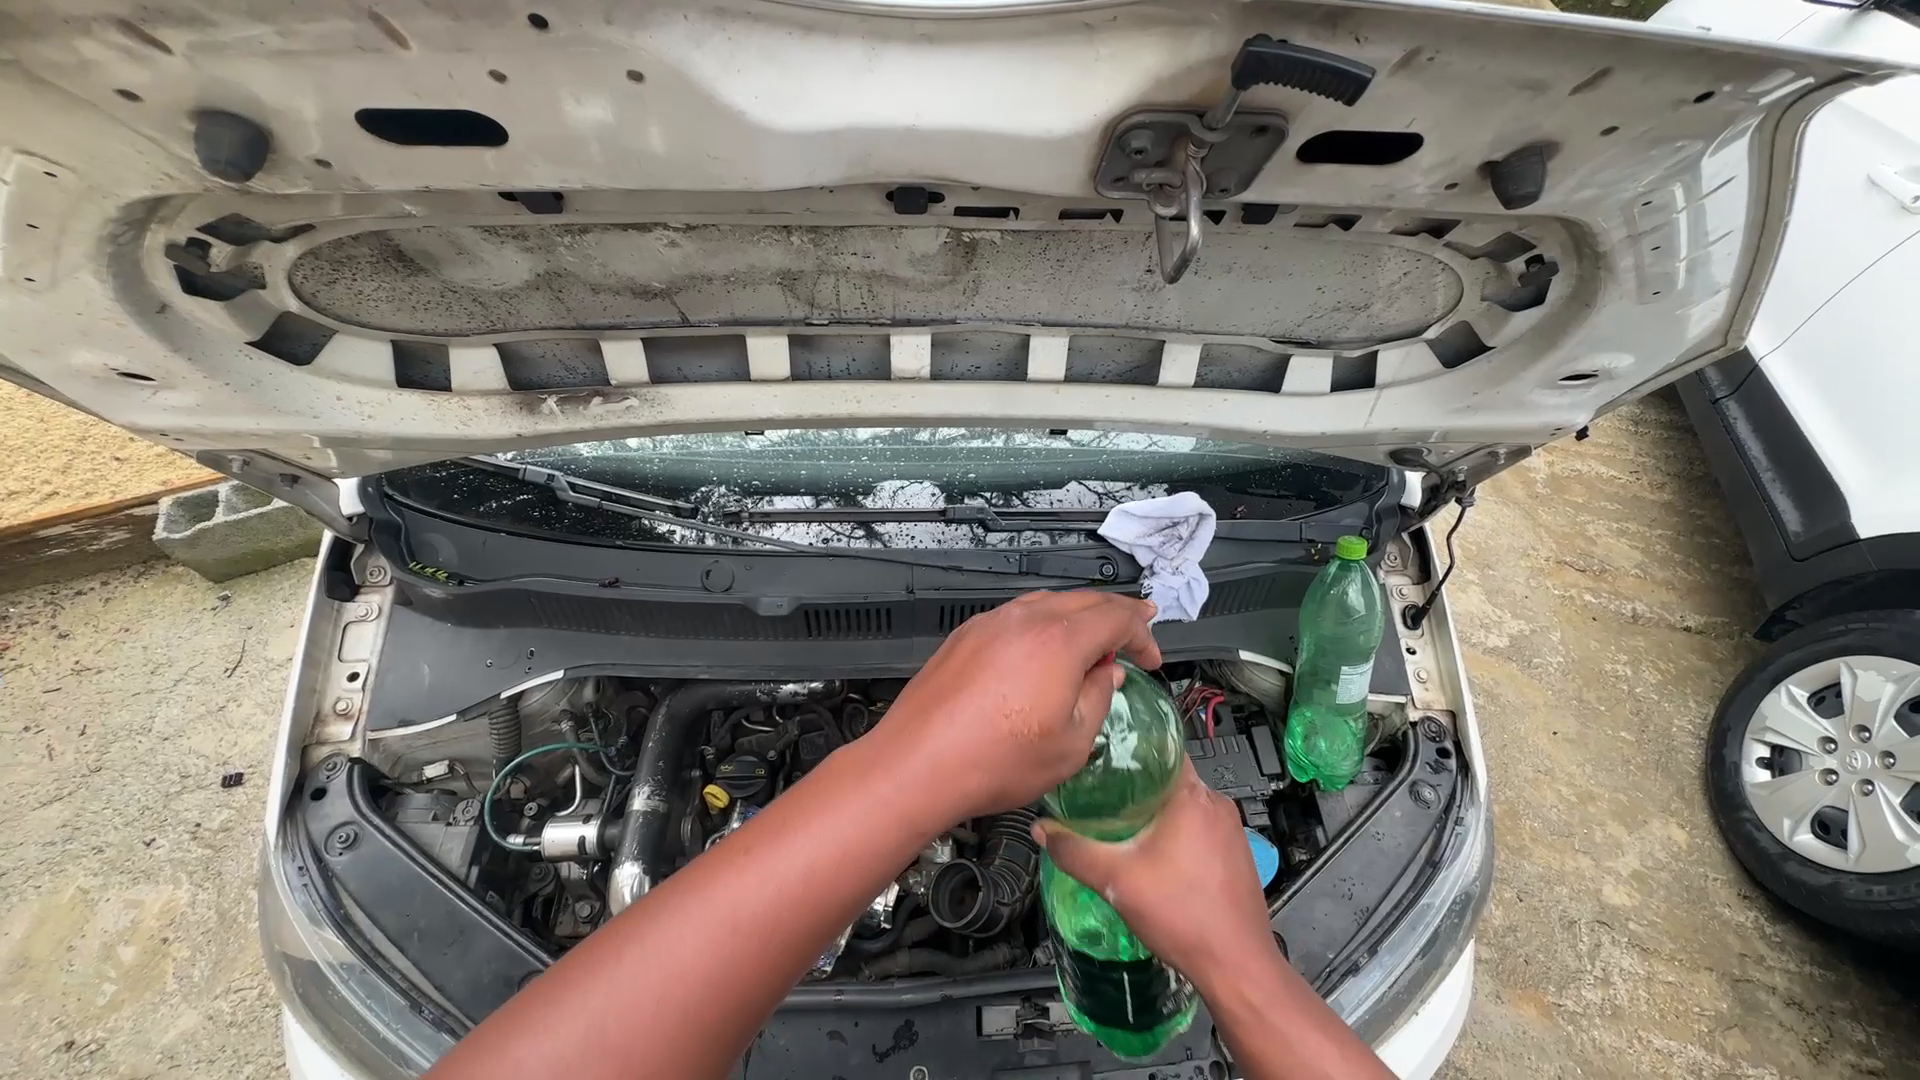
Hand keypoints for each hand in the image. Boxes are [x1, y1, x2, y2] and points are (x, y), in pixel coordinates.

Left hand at [874, 590, 1159, 820]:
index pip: (1117, 616)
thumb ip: (1097, 698)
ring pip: (1047, 603)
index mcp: (1058, 641)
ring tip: (1090, 642)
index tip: (1149, 654)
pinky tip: (1042, 651)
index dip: (1142, 632)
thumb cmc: (990, 760)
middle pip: (1084, 600)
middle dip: (1115, 615)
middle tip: (1133, 632)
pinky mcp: (965, 636)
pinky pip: (1015, 616)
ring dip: (1076, 617)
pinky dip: (1040, 625)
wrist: (917, 764)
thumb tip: (1105, 675)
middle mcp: (1023, 621)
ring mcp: (990, 624)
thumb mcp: (1070, 744)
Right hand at [1032, 758, 1274, 985]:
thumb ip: (1074, 851)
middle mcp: (1217, 803)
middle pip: (1169, 776)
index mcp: (1192, 794)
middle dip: (1135, 783)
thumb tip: (1041, 829)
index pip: (1161, 747)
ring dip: (1155, 810)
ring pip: (1184, 803)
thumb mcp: (1116, 880)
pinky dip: (1175, 830)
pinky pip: (1199, 826)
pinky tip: (1152, 852)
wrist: (1236, 967)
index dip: (1130, 748)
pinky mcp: (1236, 853)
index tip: (1103, 755)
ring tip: (1120, 821)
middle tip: (1100, 792)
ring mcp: (1231, 829)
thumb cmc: (1183, 915)